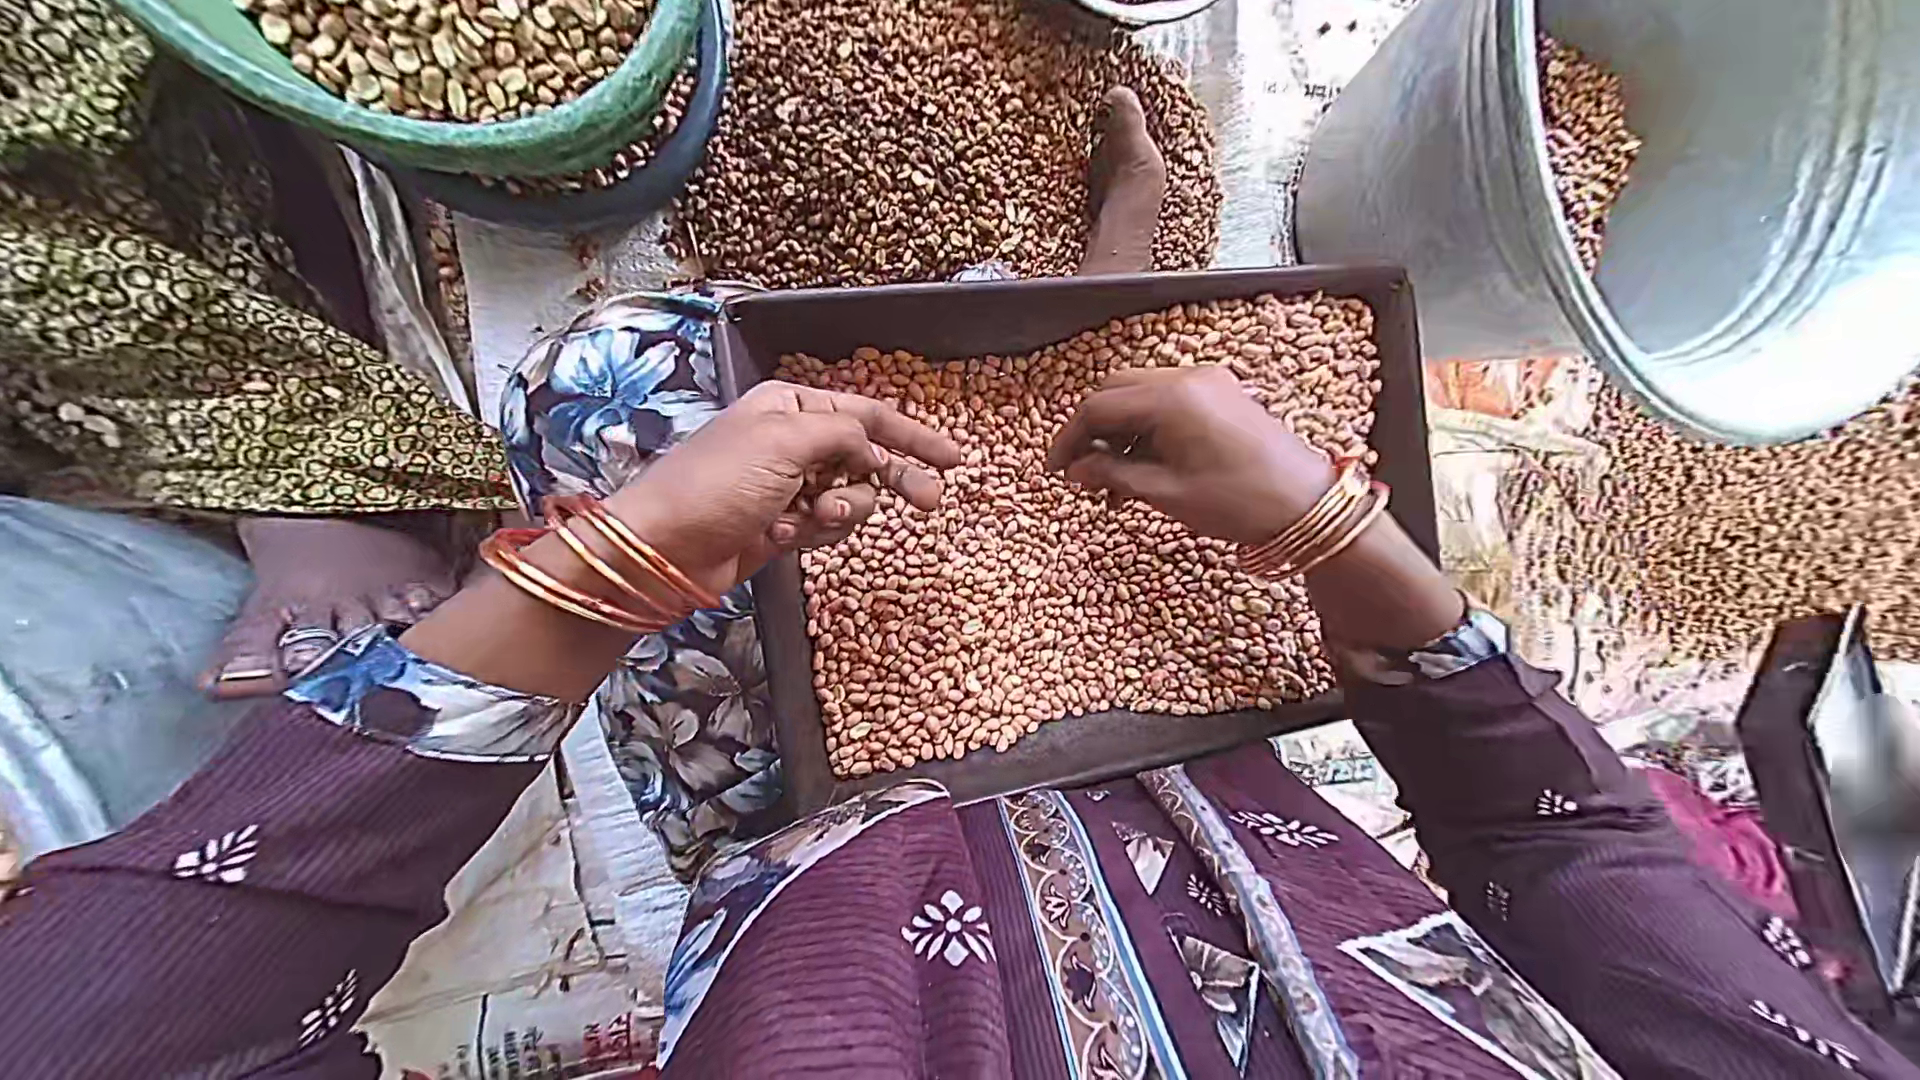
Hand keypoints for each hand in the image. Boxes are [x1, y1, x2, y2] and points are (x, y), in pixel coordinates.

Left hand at [608, 382, 963, 593]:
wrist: (667, 548)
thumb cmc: (719, 482)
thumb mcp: (784, 441)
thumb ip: (843, 434)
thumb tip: (875, 451)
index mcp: (793, 408)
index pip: (869, 415)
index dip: (913, 436)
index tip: (952, 458)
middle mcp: (796, 443)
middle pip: (868, 458)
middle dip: (894, 480)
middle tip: (929, 501)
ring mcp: (793, 486)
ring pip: (853, 497)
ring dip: (840, 511)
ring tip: (810, 518)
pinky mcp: (789, 523)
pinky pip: (829, 525)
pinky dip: (814, 532)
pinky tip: (785, 534)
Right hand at [1049, 365, 1460, 648]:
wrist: (1309, 505)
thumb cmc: (1238, 502)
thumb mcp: (1165, 492)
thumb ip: (1112, 474)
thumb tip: (1075, 472)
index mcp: (1172, 398)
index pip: (1098, 407)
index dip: (1069, 439)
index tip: (1056, 470)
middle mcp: (1188, 377)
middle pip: (1115, 391)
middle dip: (1090, 430)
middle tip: (1080, 470)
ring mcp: (1208, 382)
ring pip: (1139, 395)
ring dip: (1117, 431)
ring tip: (1112, 479)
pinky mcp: (1221, 394)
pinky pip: (1167, 402)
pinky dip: (1145, 429)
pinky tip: (1142, 466)